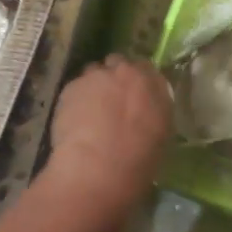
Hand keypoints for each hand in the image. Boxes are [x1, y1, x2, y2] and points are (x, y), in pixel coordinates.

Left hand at [46, 54, 171, 205]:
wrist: (98, 167)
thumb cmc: (136, 162)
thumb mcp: (159, 138)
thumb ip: (152, 115)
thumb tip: (143, 114)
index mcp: (154, 87)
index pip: (147, 70)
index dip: (137, 81)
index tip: (133, 94)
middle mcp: (128, 73)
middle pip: (119, 63)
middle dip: (114, 77)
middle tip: (110, 100)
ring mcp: (98, 76)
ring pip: (94, 72)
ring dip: (94, 85)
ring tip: (88, 110)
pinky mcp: (72, 86)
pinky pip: (75, 87)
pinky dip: (75, 99)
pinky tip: (73, 120)